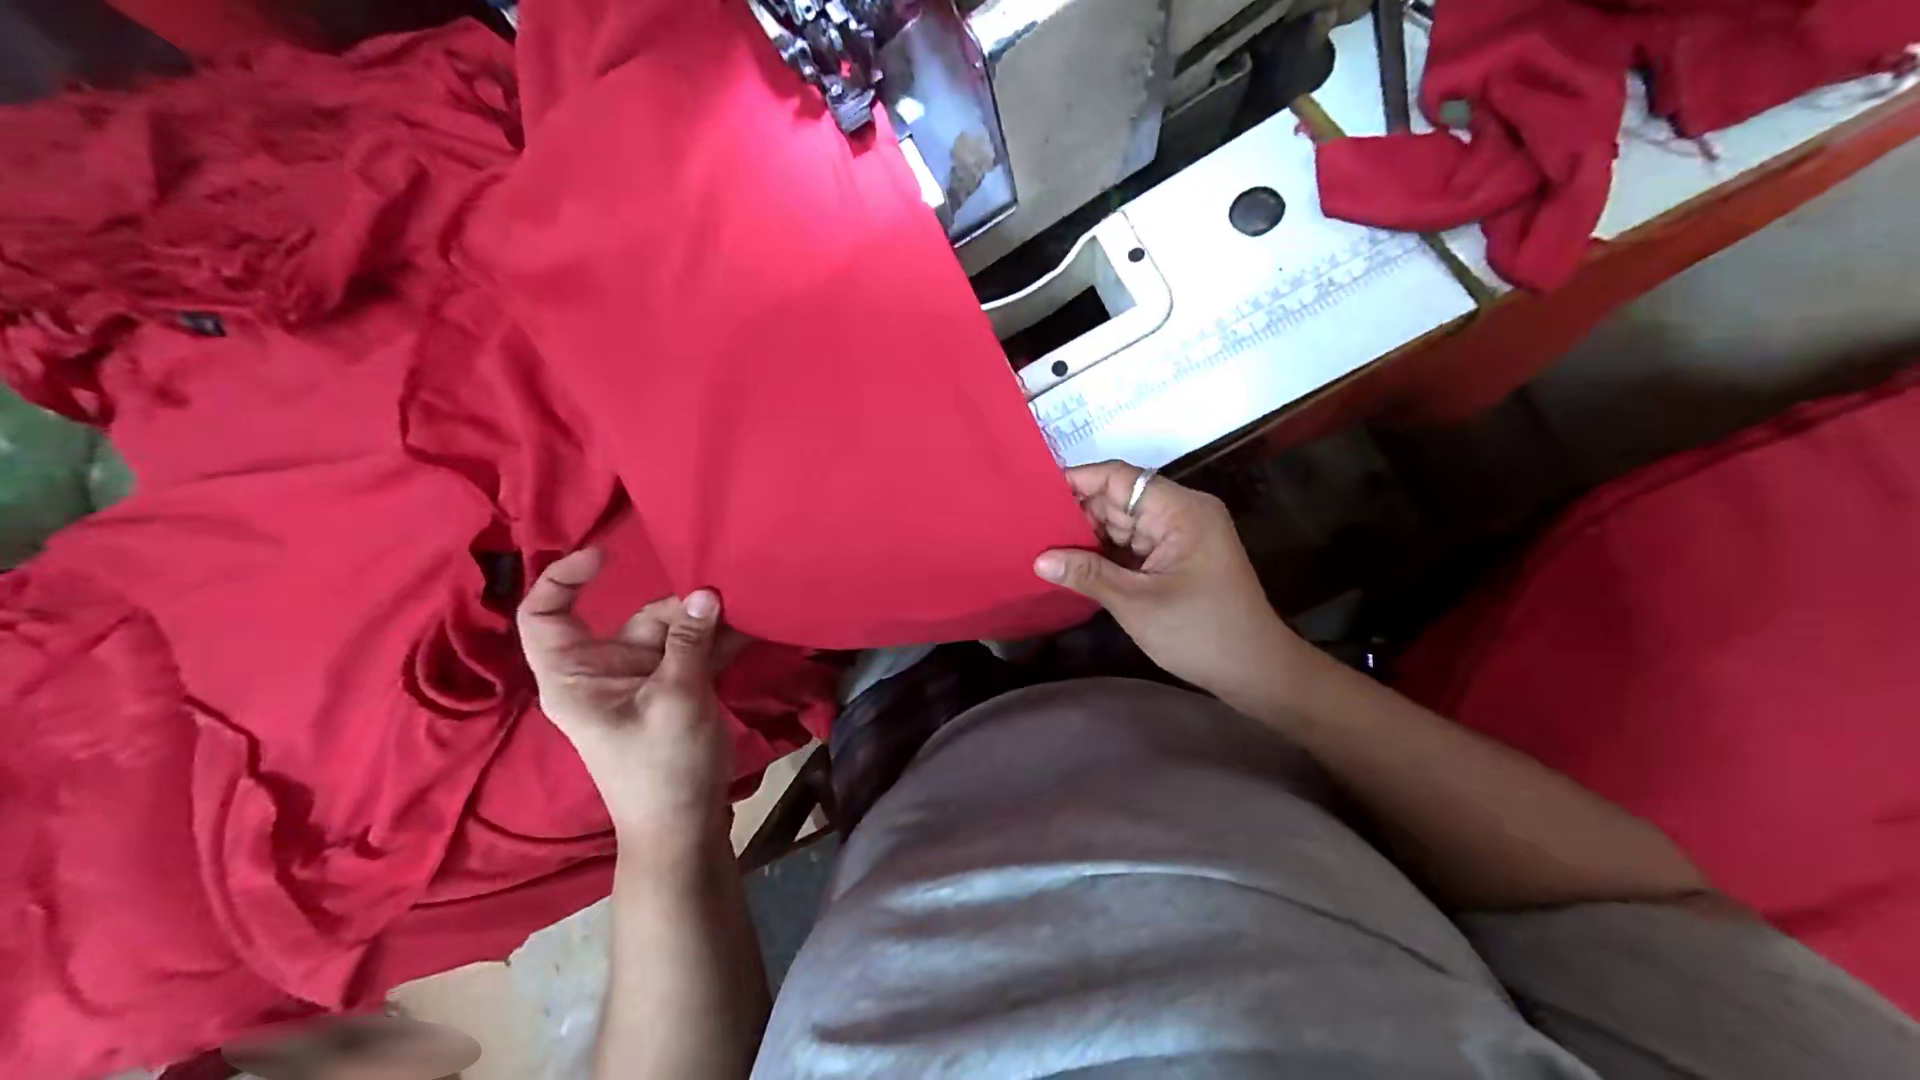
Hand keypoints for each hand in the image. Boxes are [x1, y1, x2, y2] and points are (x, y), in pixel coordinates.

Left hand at [516, 549, 744, 839]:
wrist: (685, 827)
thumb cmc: (661, 770)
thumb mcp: (675, 701)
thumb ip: (690, 643)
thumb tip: (707, 592)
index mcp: (575, 677)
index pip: (545, 615)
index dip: (563, 579)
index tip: (605, 556)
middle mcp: (605, 669)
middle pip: (633, 617)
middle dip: (678, 609)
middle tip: (722, 602)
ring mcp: (645, 677)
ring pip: (674, 630)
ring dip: (709, 621)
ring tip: (747, 609)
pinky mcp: (677, 685)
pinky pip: (697, 649)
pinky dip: (721, 639)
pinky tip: (754, 625)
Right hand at [1035, 461, 1305, 711]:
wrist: (1255, 671)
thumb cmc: (1201, 633)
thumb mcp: (1137, 603)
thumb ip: (1087, 574)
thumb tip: (1038, 559)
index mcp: (1180, 510)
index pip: (1120, 478)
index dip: (1078, 481)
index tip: (1034, 494)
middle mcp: (1181, 513)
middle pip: (1119, 499)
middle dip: (1077, 513)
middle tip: (1029, 527)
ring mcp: (1179, 535)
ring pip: (1122, 523)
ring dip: (1087, 536)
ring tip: (1041, 544)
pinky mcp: (1175, 557)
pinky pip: (1132, 544)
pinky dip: (1105, 554)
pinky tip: (1071, 563)